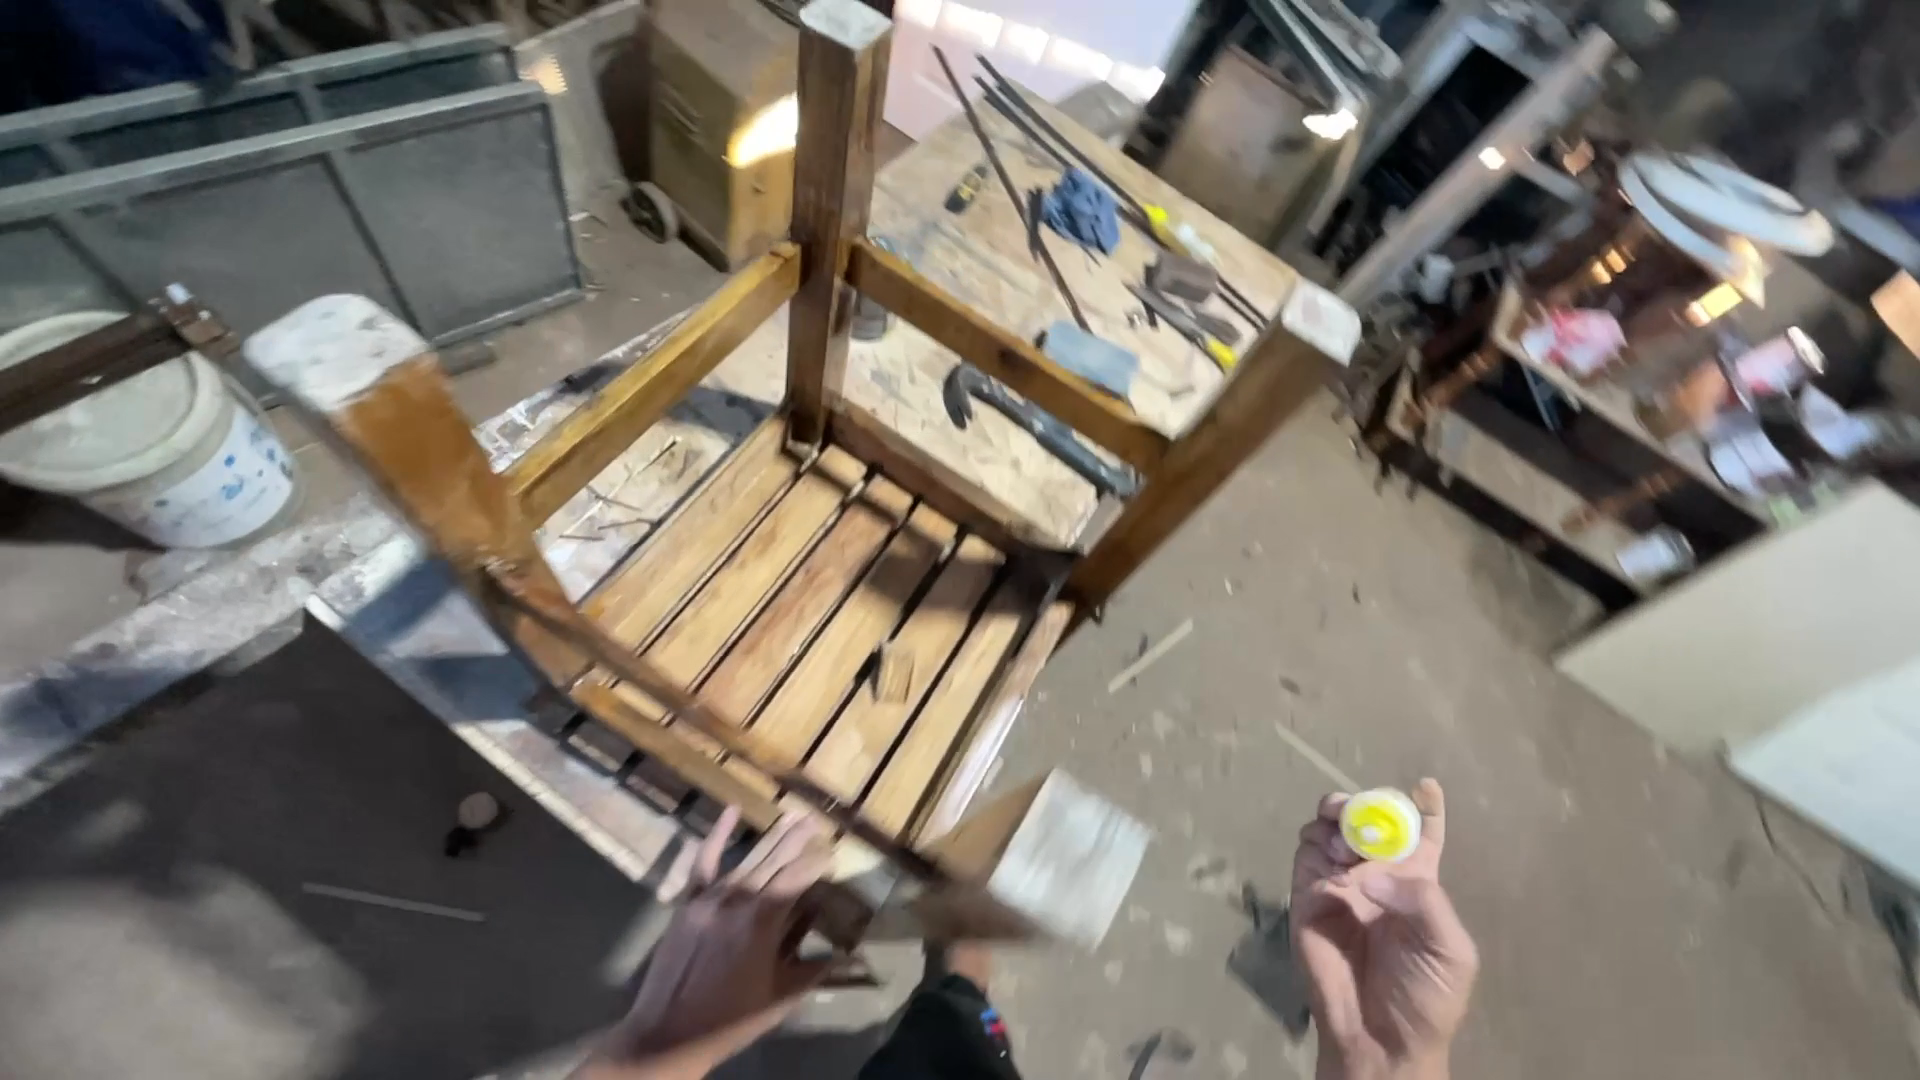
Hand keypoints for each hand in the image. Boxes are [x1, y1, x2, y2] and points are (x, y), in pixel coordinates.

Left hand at [583, 808, 832, 1079]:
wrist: (667, 1035)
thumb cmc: (729, 1020)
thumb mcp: (779, 1000)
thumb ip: (812, 972)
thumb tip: (843, 956)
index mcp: (764, 920)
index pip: (799, 877)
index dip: (819, 863)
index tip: (833, 856)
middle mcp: (739, 898)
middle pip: (776, 860)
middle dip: (799, 840)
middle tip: (817, 820)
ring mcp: (711, 897)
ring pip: (749, 858)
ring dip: (773, 836)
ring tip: (792, 816)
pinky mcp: (689, 901)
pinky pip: (704, 861)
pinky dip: (717, 835)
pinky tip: (731, 811)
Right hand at [1290, 779, 1477, 1079]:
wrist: (1381, 1035)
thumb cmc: (1426, 995)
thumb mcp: (1449, 949)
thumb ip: (1423, 900)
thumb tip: (1367, 872)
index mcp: (1417, 883)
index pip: (1422, 835)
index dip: (1424, 807)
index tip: (1425, 785)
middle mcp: (1376, 873)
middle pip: (1368, 821)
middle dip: (1365, 804)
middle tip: (1360, 809)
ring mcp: (1338, 880)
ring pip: (1330, 827)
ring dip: (1335, 819)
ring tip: (1344, 840)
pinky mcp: (1306, 893)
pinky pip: (1305, 853)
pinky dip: (1314, 844)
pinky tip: (1330, 860)